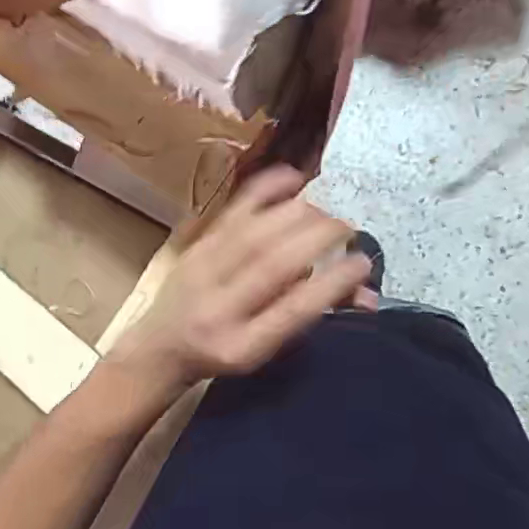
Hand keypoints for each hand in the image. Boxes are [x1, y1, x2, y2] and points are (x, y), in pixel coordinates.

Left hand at [106, 166, 371, 384]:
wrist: (161, 347)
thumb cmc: (226, 351)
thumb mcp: (268, 350)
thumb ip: (314, 317)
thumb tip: (366, 294)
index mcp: (243, 345)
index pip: (294, 310)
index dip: (333, 283)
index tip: (363, 262)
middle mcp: (220, 309)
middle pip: (272, 264)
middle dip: (318, 238)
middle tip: (348, 228)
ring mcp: (202, 273)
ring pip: (253, 234)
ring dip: (296, 215)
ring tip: (326, 212)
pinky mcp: (195, 247)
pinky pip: (232, 212)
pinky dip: (264, 189)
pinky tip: (292, 177)